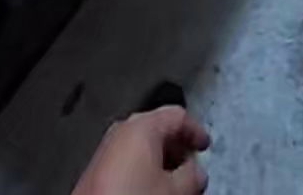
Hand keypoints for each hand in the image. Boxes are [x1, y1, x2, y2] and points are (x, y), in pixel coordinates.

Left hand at [72, 105, 212, 194]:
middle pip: (158, 128)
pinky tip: (148, 187)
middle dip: (177, 147)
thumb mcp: (173, 191)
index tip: (205, 144)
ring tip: (172, 182)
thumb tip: (197, 171)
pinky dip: (143, 168)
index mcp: (142, 124)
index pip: (177, 115)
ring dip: (160, 159)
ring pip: (142, 145)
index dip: (196, 130)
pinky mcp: (96, 168)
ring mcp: (107, 147)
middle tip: (191, 167)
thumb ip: (192, 175)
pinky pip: (127, 158)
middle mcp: (123, 128)